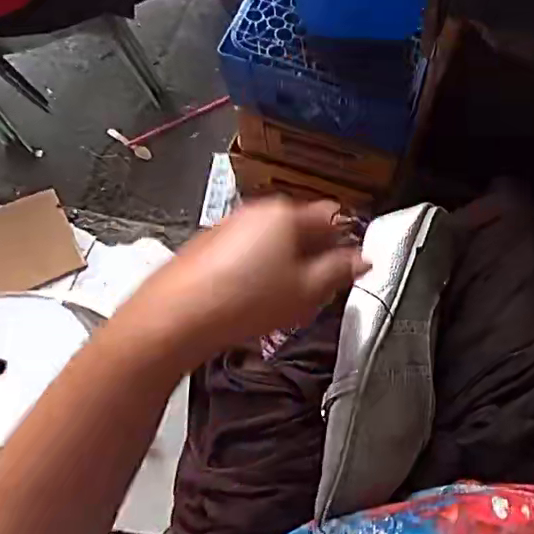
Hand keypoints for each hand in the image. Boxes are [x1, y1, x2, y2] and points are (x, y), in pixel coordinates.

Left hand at [121, 198, 367, 367]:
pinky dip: (259, 275)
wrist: (174, 320)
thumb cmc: (234, 303)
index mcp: (285, 214)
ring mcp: (228, 229)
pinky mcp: (209, 250)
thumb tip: (359, 261)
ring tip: (288, 302)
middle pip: (302, 229)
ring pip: (274, 244)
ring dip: (288, 268)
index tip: (354, 261)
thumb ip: (341, 271)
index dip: (351, 239)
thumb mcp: (307, 291)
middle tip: (323, 288)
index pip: (334, 215)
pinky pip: (248, 256)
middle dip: (317, 256)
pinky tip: (256, 304)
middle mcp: (255, 213)